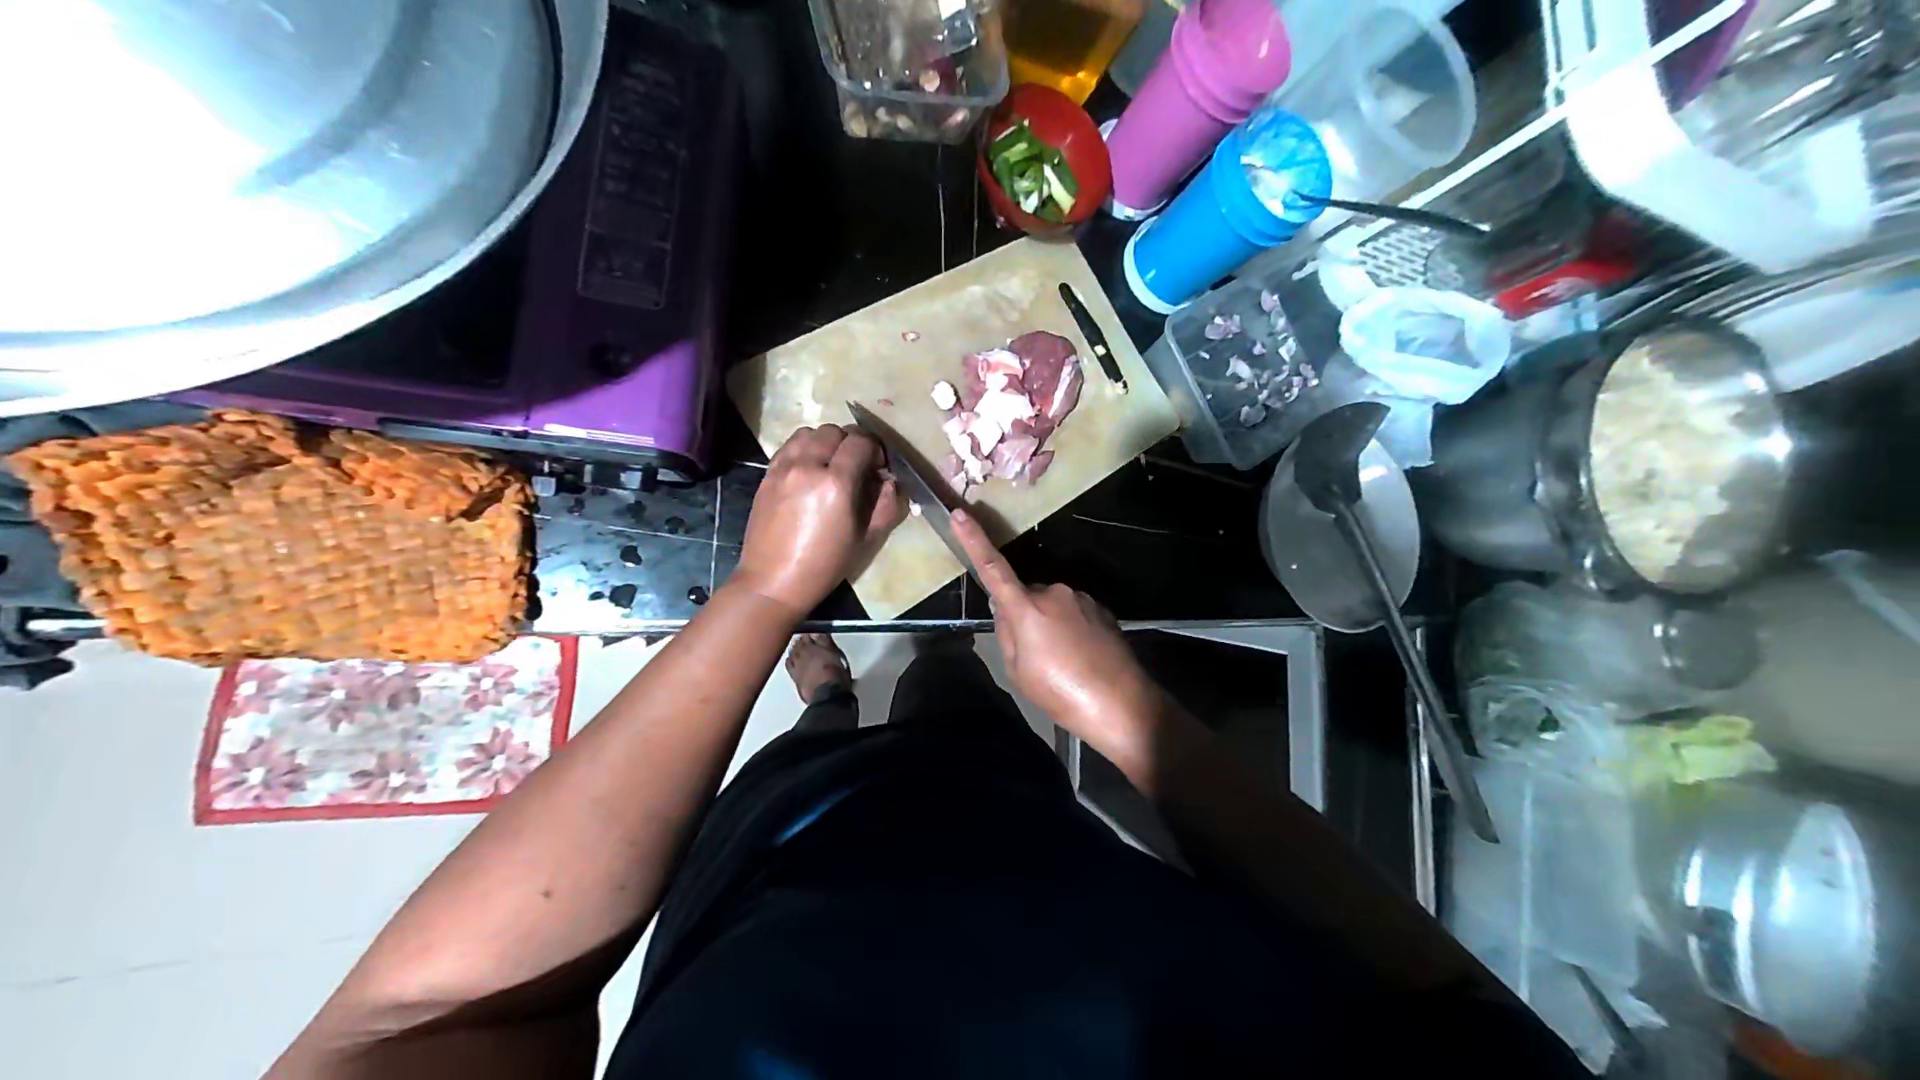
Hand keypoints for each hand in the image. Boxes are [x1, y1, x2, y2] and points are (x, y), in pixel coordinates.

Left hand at [734, 425, 905, 618]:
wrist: (773, 581)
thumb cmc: (824, 565)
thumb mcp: (866, 539)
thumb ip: (885, 503)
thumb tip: (889, 480)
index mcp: (836, 483)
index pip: (860, 442)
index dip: (875, 449)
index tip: (878, 467)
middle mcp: (808, 466)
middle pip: (834, 431)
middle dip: (851, 442)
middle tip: (858, 465)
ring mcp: (783, 468)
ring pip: (809, 432)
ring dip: (826, 441)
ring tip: (831, 463)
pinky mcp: (768, 474)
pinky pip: (789, 446)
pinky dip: (804, 448)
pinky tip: (810, 469)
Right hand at [950, 507, 1171, 772]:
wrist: (1120, 702)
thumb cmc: (1060, 692)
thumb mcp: (1018, 670)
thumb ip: (1006, 633)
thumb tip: (1004, 609)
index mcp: (1027, 608)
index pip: (993, 568)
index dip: (973, 541)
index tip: (960, 515)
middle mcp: (1053, 592)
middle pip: (1025, 596)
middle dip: (1023, 615)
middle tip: (1033, 654)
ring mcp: (1080, 598)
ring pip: (1050, 604)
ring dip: (1048, 623)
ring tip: (1061, 661)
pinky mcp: (1099, 607)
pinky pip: (1072, 612)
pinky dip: (1069, 628)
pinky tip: (1080, 656)